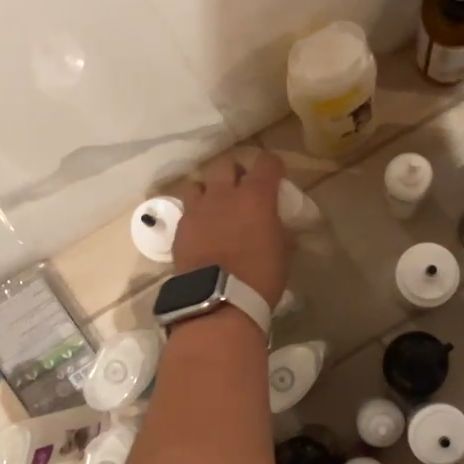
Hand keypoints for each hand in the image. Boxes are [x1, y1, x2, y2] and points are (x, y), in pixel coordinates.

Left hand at [171, 149, 290, 306]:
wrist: (219, 301)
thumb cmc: (261, 277)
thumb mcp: (283, 254)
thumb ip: (281, 232)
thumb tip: (280, 227)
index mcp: (256, 196)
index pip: (267, 162)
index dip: (273, 166)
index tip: (276, 174)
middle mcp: (224, 193)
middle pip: (226, 164)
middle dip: (236, 172)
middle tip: (242, 188)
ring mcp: (198, 208)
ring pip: (200, 183)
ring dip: (210, 190)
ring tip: (216, 206)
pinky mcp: (180, 227)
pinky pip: (187, 209)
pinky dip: (196, 214)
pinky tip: (203, 229)